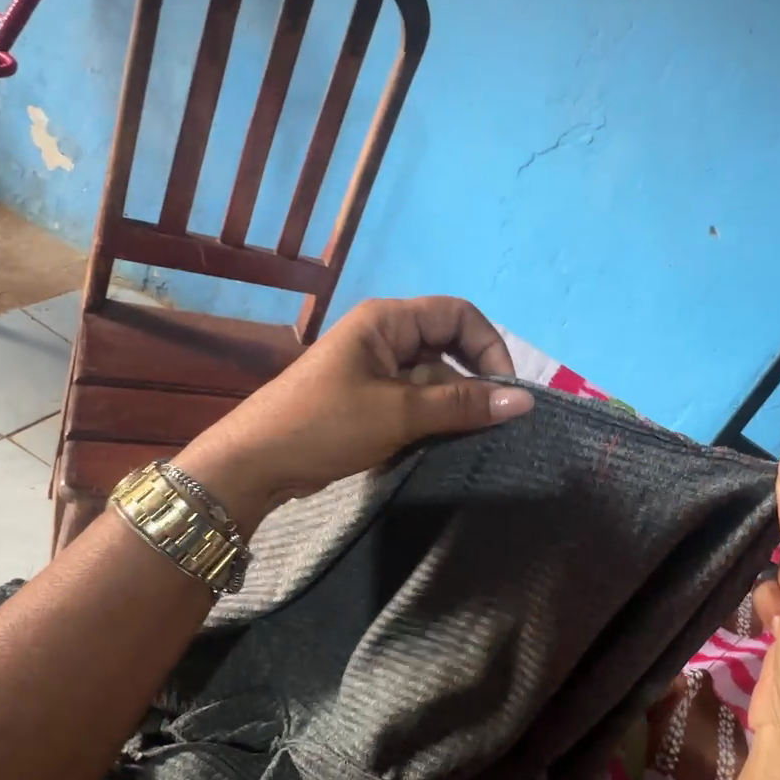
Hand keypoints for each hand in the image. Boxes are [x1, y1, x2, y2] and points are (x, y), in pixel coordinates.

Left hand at [172, 297, 533, 530]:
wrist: (255, 463)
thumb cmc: (326, 424)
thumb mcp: (400, 413)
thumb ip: (463, 405)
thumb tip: (524, 400)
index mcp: (388, 321)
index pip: (459, 315)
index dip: (489, 347)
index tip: (506, 392)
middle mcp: (384, 337)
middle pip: (449, 347)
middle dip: (473, 382)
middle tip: (492, 421)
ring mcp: (375, 370)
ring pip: (434, 379)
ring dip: (452, 406)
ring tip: (466, 440)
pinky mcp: (369, 400)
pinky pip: (415, 401)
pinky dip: (431, 420)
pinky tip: (439, 445)